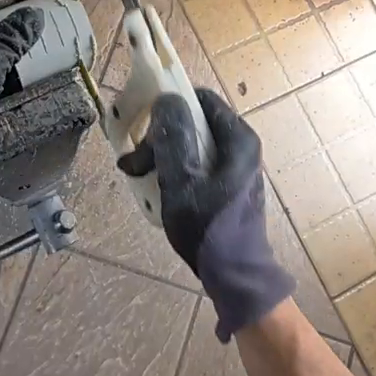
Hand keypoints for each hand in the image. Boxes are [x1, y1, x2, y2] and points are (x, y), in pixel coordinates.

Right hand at [117, 89, 293, 340]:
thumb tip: (165, 100)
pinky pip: (197, 164)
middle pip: (193, 122)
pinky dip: (174, 170)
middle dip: (159, 137)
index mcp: (238, 138)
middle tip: (134, 162)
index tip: (142, 128)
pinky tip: (156, 188)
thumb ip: (172, 137)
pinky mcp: (228, 185)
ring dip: (162, 155)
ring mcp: (236, 166)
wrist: (235, 277)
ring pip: (192, 144)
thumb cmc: (208, 229)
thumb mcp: (182, 181)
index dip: (168, 106)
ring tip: (137, 175)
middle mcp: (241, 146)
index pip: (199, 98)